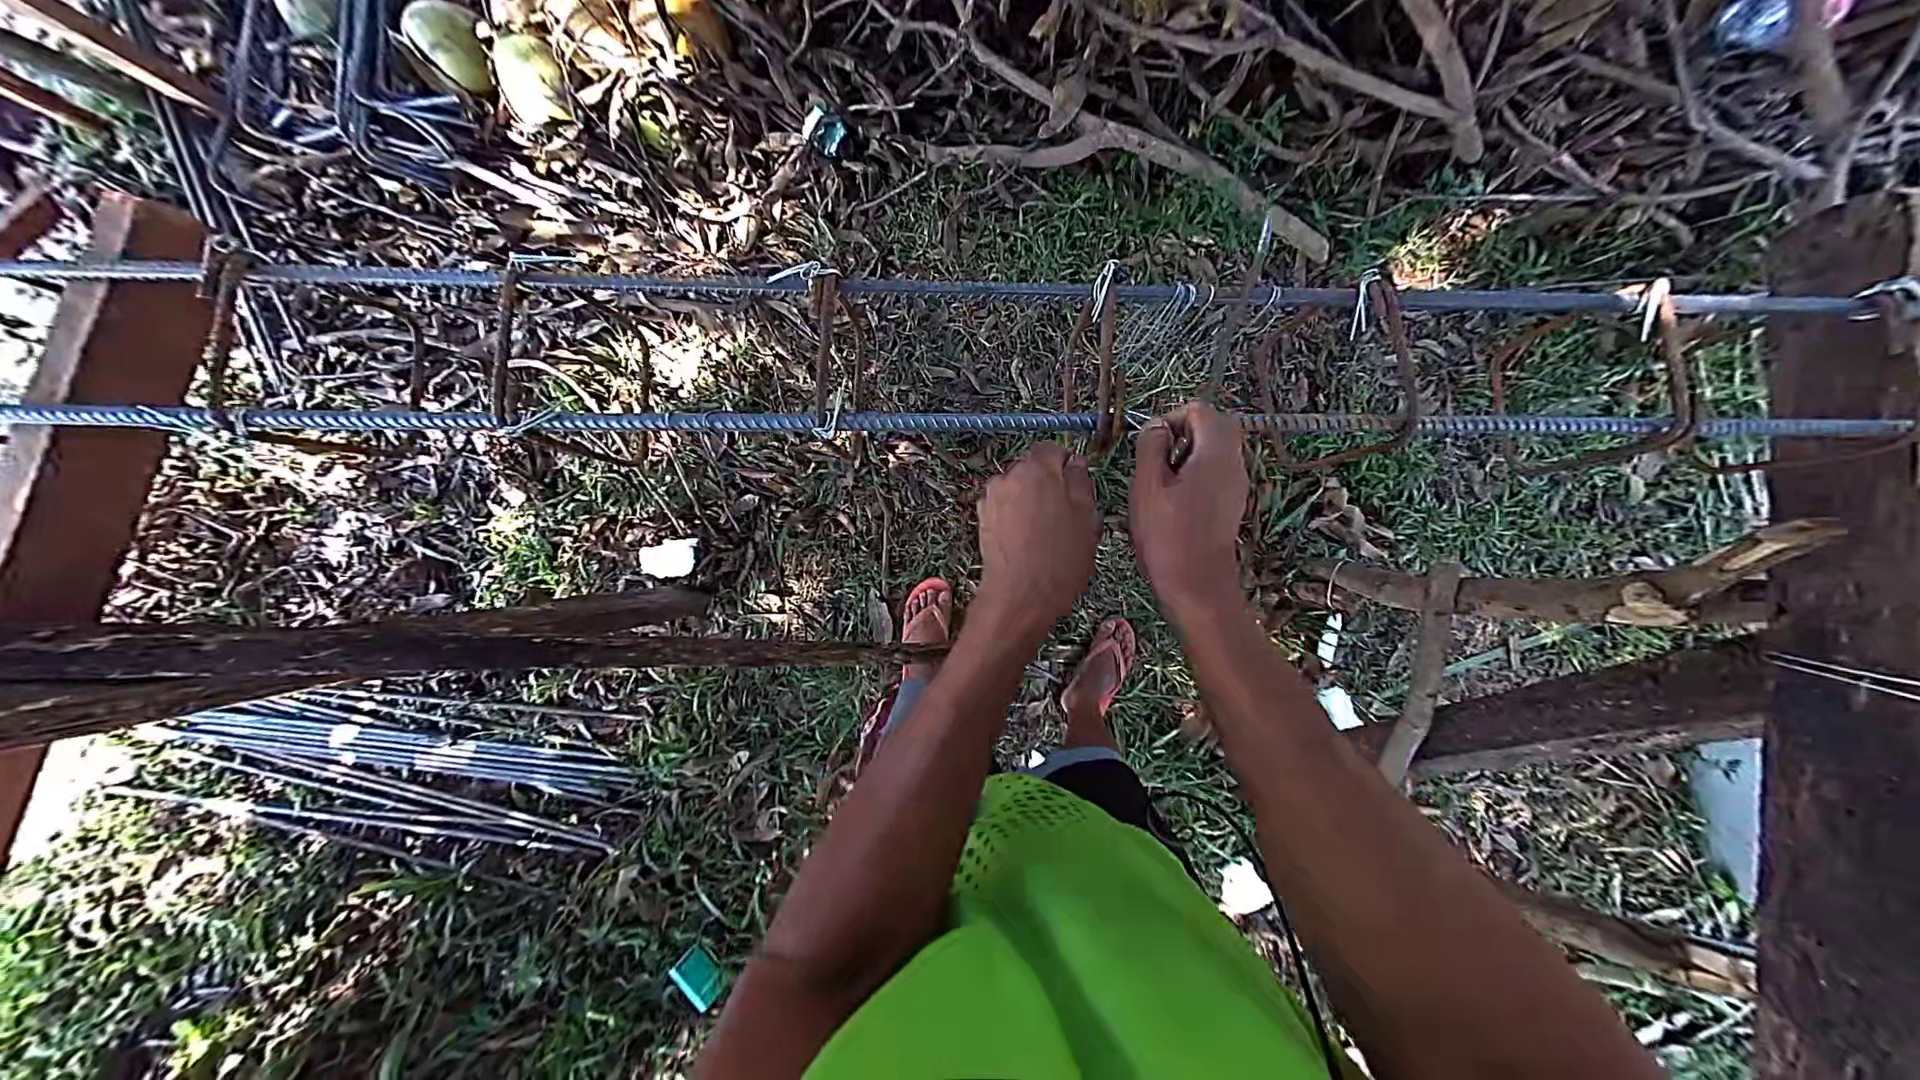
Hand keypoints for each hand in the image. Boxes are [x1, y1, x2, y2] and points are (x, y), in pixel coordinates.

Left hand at [976, 442, 1097, 631]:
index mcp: (1038, 470)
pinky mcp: (983, 519)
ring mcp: (993, 498)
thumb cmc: (1056, 563)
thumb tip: (1077, 465)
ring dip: (1032, 502)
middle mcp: (1009, 477)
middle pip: (1033, 469)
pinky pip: (1006, 508)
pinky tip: (1030, 541)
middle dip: (1049, 485)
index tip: (1076, 481)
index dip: (1067, 465)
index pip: (1053, 449)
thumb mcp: (1086, 518)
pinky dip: (1016, 518)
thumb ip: (1081, 482)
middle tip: (1068, 514)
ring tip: (1049, 533)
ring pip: (1019, 490)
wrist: (1020, 596)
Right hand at [1130, 402, 1248, 615]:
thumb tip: (1156, 427)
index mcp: (1216, 453)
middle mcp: (1234, 463)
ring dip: (1187, 454)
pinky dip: (1195, 473)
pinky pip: (1215, 471)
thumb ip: (1150, 447)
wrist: (1195, 582)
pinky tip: (1174, 499)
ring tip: (1162, 482)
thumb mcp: (1147, 486)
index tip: (1151, 444)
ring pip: (1214, 449)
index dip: (1171, 418)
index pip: (1199, 410)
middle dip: (1182, 433)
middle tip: (1156, 459)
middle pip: (1213, 425)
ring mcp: (1236, 484)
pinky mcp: (1231, 502)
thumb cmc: (1167, 535)